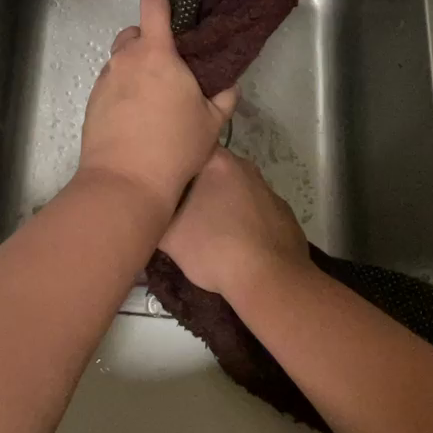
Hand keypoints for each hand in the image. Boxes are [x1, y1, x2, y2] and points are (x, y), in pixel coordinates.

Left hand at [78, 0, 237, 210]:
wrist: (125, 182)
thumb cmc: (174, 147)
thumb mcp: (211, 123)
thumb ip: (223, 97)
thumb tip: (229, 85)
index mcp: (156, 52)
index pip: (153, 2)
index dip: (164, 0)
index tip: (176, 15)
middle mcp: (125, 58)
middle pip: (135, 31)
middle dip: (151, 42)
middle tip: (170, 69)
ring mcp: (105, 79)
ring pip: (121, 59)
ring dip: (136, 68)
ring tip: (154, 98)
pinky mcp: (92, 101)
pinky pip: (111, 83)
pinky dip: (123, 90)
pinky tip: (137, 117)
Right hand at [159, 149, 310, 301]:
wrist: (270, 280)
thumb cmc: (214, 248)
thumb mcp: (168, 236)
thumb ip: (155, 217)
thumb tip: (148, 214)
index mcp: (218, 162)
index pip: (189, 152)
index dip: (174, 168)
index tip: (163, 185)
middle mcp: (246, 167)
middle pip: (213, 172)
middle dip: (198, 188)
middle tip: (181, 211)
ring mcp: (269, 190)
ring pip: (236, 192)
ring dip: (222, 206)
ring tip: (210, 233)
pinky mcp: (284, 213)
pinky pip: (256, 212)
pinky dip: (245, 223)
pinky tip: (238, 245)